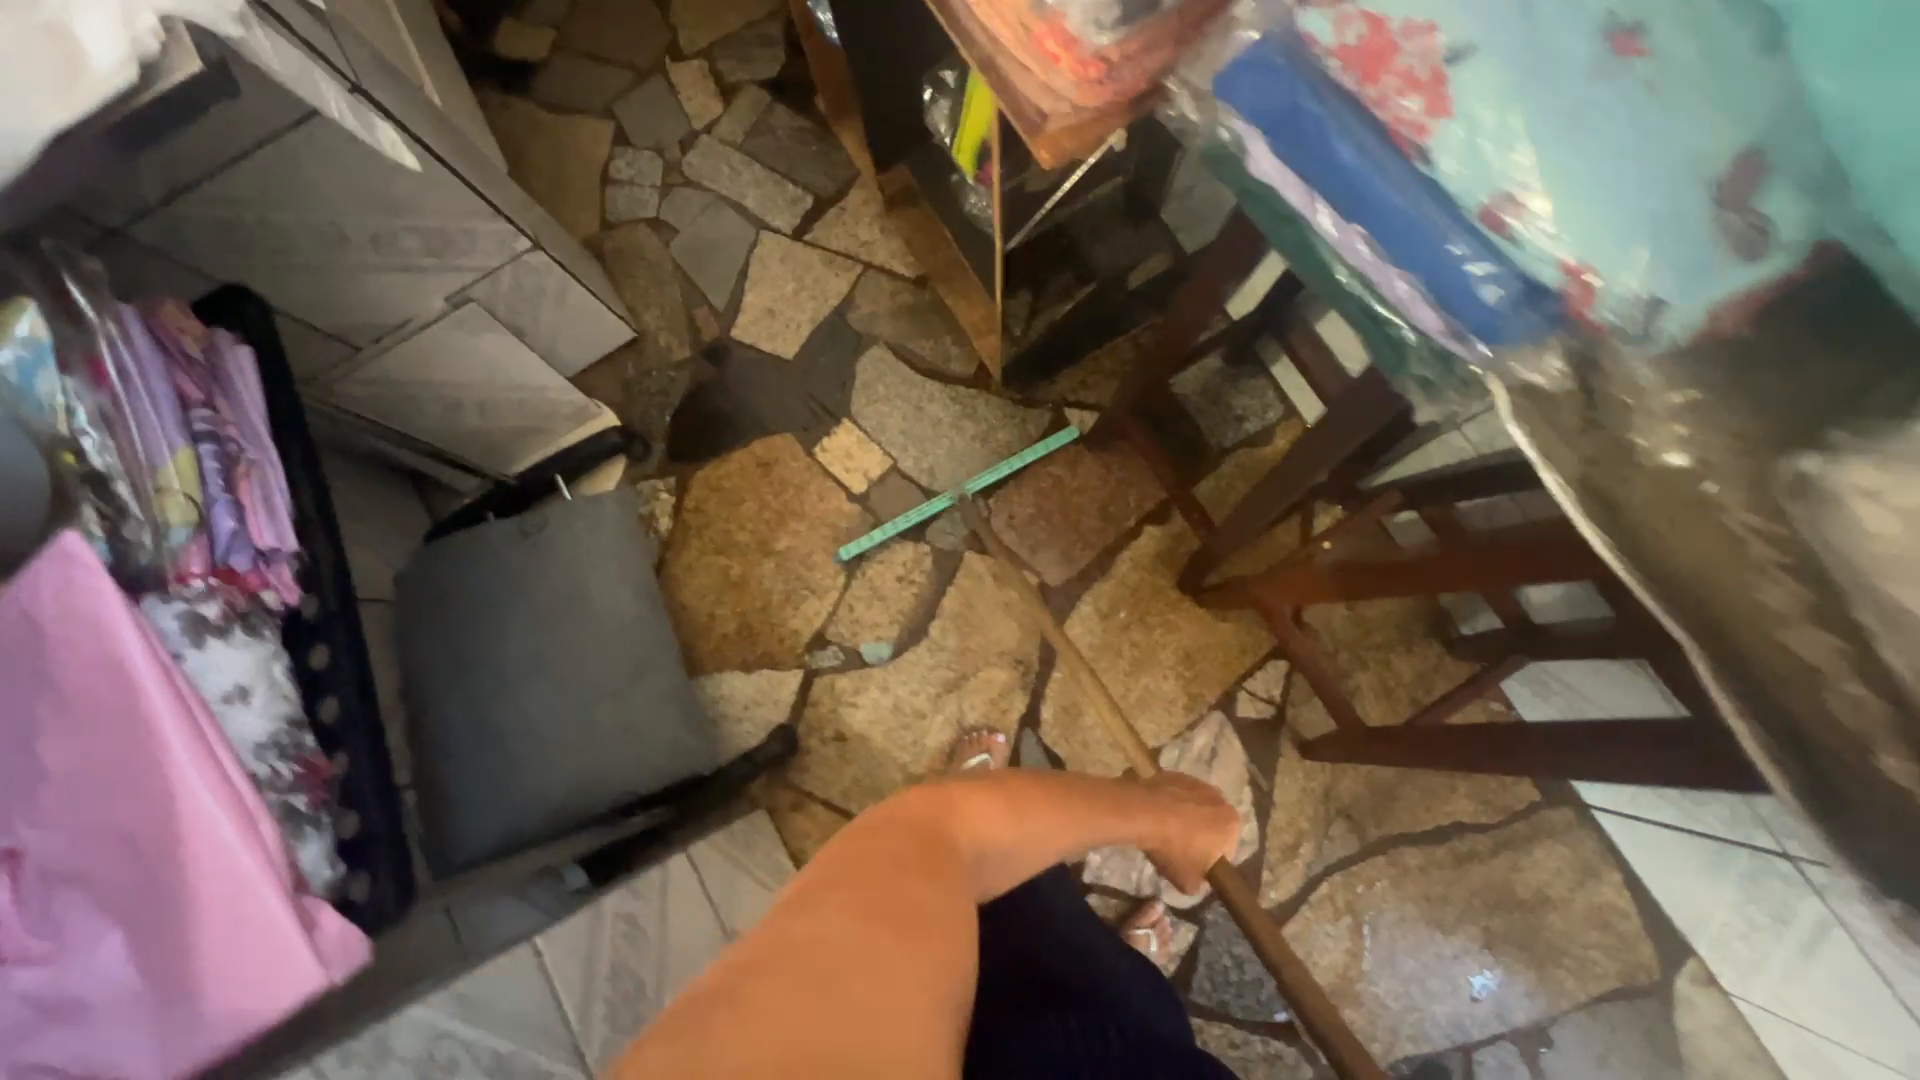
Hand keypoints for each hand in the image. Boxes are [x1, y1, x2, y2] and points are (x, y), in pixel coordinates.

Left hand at [1138, 771, 1239, 895]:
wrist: (1143, 813)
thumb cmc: (1174, 849)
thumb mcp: (1190, 883)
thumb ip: (1201, 884)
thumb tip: (1197, 879)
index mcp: (1232, 824)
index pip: (1226, 850)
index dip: (1209, 862)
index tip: (1192, 867)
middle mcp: (1220, 799)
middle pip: (1212, 825)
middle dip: (1199, 837)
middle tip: (1177, 850)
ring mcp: (1197, 782)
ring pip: (1195, 807)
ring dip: (1184, 818)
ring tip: (1163, 832)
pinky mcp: (1175, 774)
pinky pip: (1176, 795)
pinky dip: (1169, 803)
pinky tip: (1155, 815)